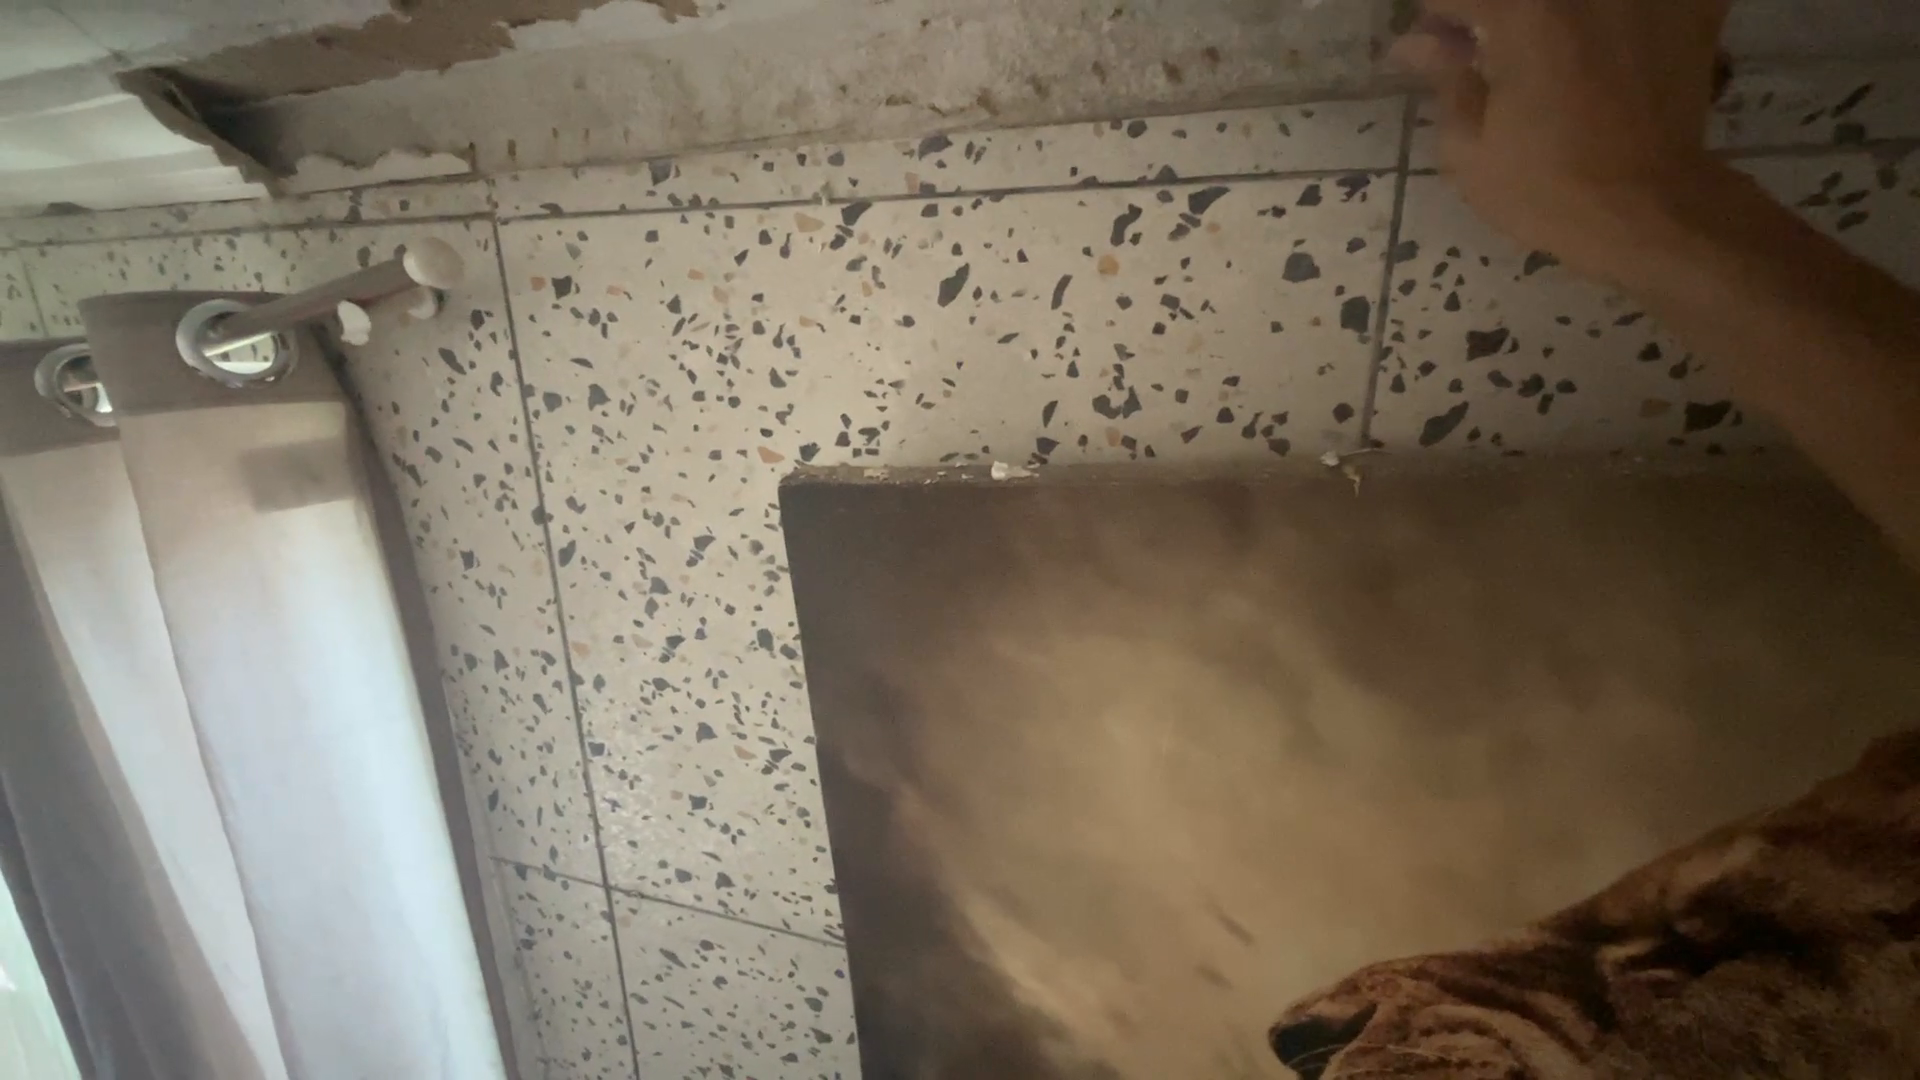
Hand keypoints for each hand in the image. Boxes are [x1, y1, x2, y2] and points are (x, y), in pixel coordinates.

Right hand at [1392, 0, 1735, 279]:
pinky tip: (1596, 49)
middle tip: (1475, 50)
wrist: (1642, 205)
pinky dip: (1606, 20)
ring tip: (1527, 59)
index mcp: (1526, 13)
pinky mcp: (1692, 4)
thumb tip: (1416, 44)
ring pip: (1568, 4)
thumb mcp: (1465, 145)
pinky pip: (1630, 3)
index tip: (1428, 45)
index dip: (1436, 15)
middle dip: (1484, 14)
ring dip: (1540, 20)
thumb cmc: (1538, 186)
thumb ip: (1445, 77)